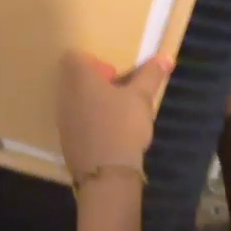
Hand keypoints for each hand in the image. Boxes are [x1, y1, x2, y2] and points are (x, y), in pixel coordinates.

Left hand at [58, 50, 172, 176]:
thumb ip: (151, 75)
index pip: (73, 56)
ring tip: (120, 116)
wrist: (106, 175)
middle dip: (98, 84)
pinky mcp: (67, 142)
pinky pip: (78, 124)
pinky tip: (112, 136)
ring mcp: (63, 121)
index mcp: (79, 79)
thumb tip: (166, 56)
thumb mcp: (141, 97)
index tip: (114, 74)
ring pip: (77, 102)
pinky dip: (92, 124)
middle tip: (122, 93)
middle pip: (76, 80)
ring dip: (95, 104)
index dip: (93, 60)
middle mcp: (65, 96)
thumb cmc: (122, 125)